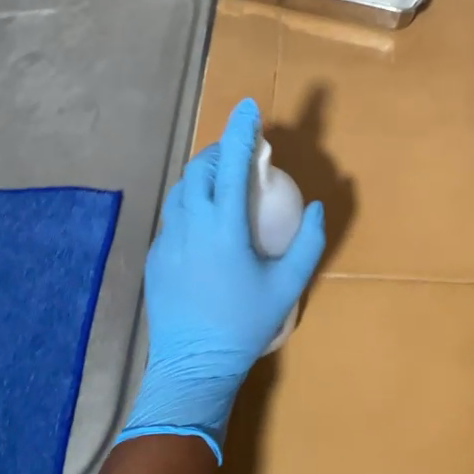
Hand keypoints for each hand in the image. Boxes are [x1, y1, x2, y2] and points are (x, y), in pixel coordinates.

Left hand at [117, 98, 325, 461]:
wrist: (192, 368)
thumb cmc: (244, 324)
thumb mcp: (288, 286)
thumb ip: (307, 243)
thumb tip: (316, 207)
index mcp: (224, 225)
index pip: (231, 162)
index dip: (240, 130)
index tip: (248, 106)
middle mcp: (191, 223)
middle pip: (200, 168)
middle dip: (220, 152)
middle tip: (241, 156)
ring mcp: (168, 239)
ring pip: (182, 189)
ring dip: (202, 176)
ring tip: (223, 185)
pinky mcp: (156, 257)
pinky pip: (173, 216)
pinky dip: (191, 205)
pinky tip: (205, 228)